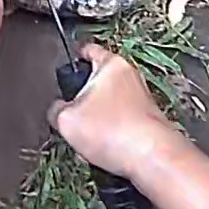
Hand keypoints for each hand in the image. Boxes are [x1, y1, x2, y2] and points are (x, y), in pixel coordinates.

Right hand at [47, 43, 183, 179]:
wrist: (153, 159)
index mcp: (111, 64)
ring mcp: (143, 98)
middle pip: (99, 79)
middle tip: (73, 112)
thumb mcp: (66, 120)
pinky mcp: (150, 120)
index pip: (88, 49)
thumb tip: (56, 111)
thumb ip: (55, 110)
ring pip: (111, 102)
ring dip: (99, 117)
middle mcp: (130, 75)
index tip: (67, 62)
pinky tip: (108, 150)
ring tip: (91, 137)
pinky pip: (124, 121)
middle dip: (85, 96)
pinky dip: (114, 132)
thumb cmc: (114, 131)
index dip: (73, 56)